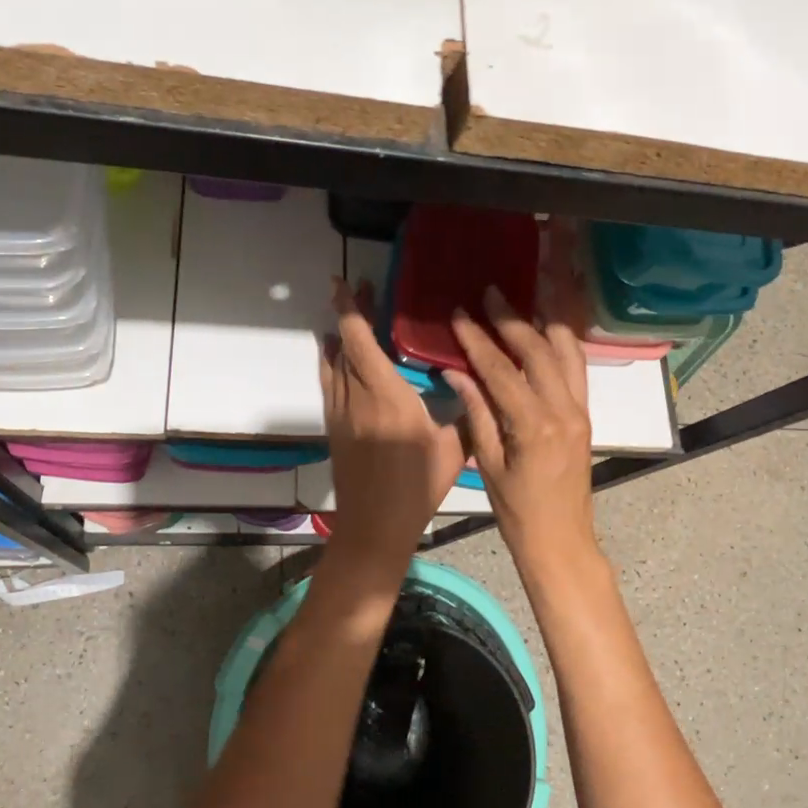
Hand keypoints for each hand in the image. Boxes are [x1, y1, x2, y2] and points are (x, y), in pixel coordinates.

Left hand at [320, 278, 465, 569]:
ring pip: (332, 362)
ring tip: (351, 316)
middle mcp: (356, 396)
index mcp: (386, 395)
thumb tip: (478, 384)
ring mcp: (340, 412)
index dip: (350, 308)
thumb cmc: (416, 487)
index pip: (360, 340)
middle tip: (360, 289)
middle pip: (343, 344)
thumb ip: (465, 413)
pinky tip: (342, 358)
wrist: (374, 526)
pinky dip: (334, 361)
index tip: (344, 282)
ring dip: (339, 336)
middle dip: (348, 314)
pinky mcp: (335, 427)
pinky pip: (330, 382)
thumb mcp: (452, 449)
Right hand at [441, 285, 594, 558]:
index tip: (461, 314)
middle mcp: (563, 410)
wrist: (561, 540)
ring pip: (565, 353)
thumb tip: (456, 372)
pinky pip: (577, 369)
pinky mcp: (586, 416)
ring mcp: (580, 411)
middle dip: (511, 321)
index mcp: (533, 425)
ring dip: (543, 324)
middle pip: (537, 351)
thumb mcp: (487, 463)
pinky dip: (562, 344)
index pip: (501, 370)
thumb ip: (476, 413)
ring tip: (523, 301)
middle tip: (490, 294)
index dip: (477, 340)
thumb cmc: (517, 510)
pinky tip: (548, 330)